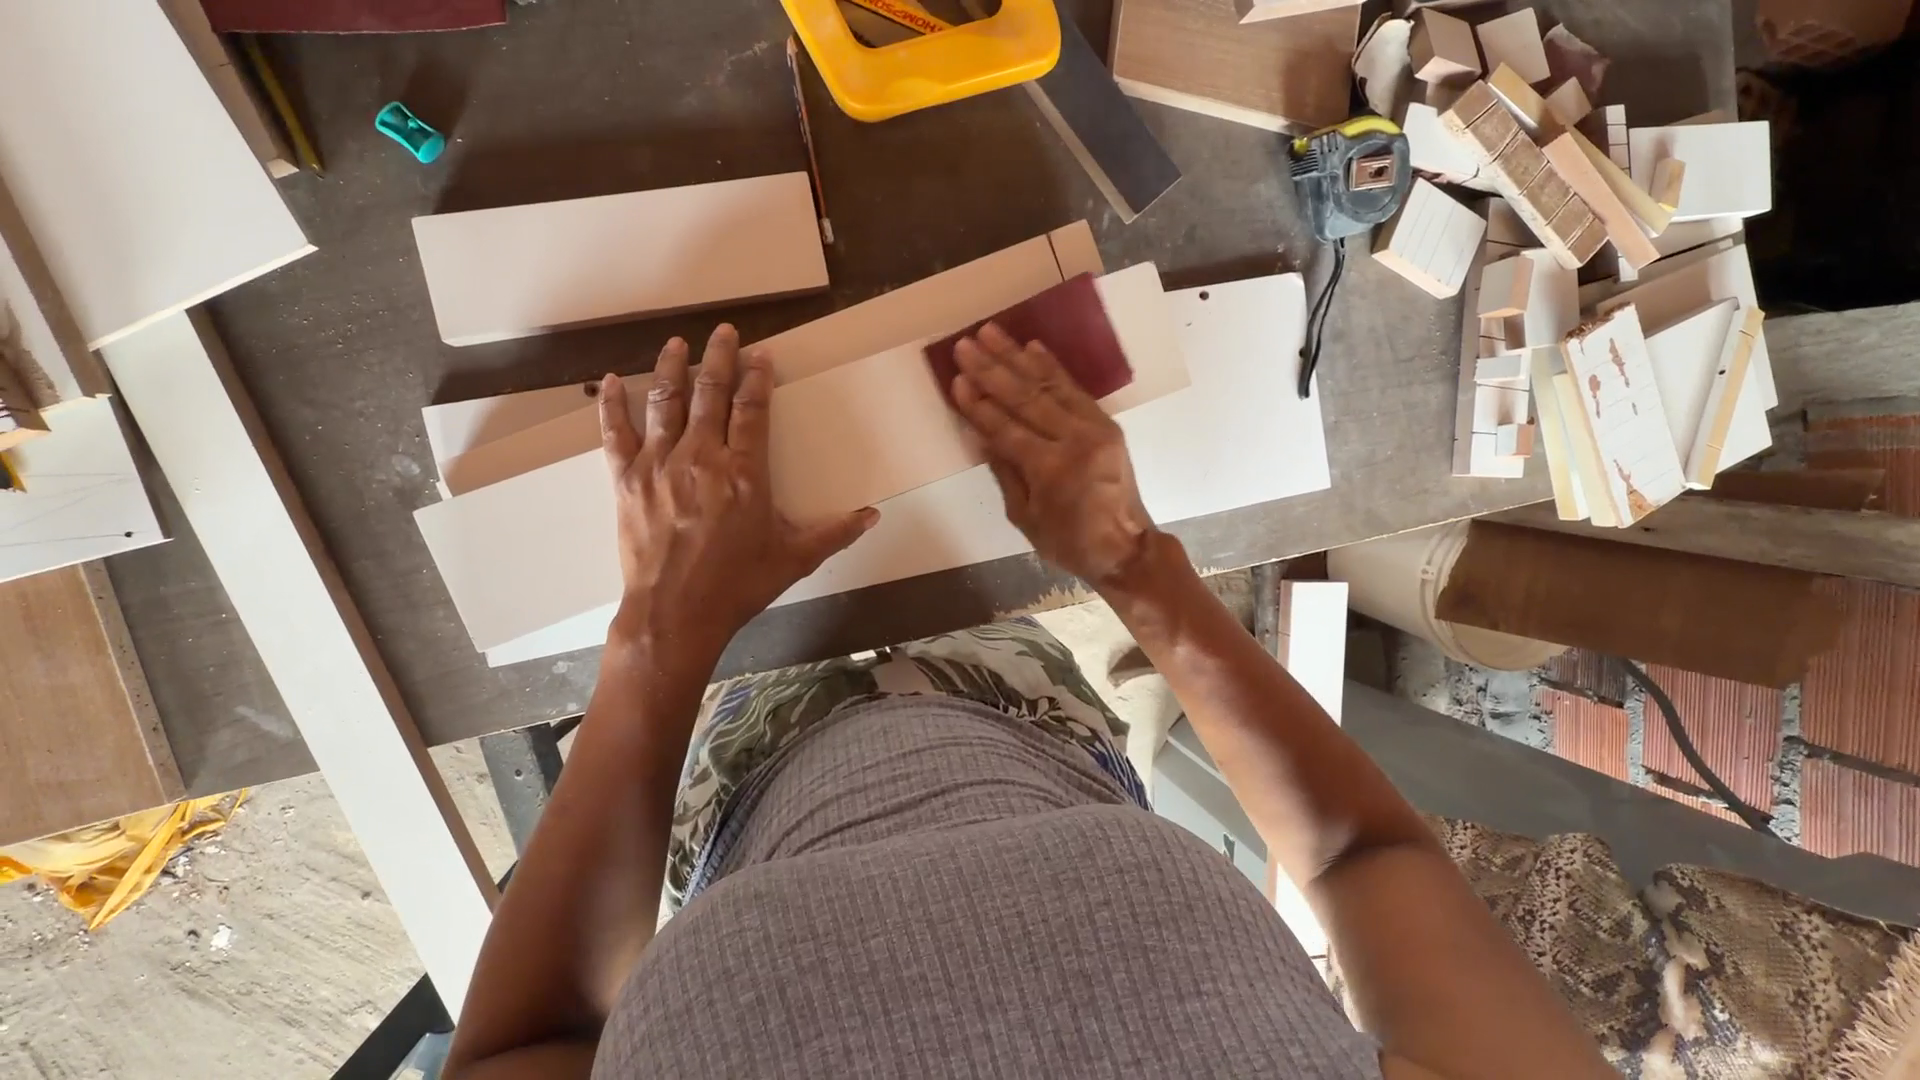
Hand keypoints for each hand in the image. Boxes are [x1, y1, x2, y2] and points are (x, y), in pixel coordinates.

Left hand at [599, 325, 877, 659]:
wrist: (675, 614)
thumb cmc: (738, 586)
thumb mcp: (794, 559)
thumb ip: (835, 533)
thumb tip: (872, 515)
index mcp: (745, 473)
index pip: (752, 409)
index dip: (757, 377)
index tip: (760, 354)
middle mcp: (702, 457)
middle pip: (709, 392)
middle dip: (718, 357)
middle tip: (723, 332)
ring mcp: (660, 464)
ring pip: (665, 401)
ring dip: (671, 367)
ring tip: (676, 343)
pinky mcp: (626, 480)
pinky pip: (616, 433)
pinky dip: (612, 404)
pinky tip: (611, 381)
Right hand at [949, 323, 1160, 588]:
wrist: (1126, 548)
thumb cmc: (1070, 542)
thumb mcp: (1025, 517)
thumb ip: (1005, 472)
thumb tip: (982, 434)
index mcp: (1051, 469)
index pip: (1006, 429)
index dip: (978, 405)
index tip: (956, 380)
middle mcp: (1075, 441)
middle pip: (1026, 398)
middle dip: (992, 370)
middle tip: (965, 345)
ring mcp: (1095, 428)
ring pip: (1049, 385)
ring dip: (1017, 357)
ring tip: (991, 333)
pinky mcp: (1106, 424)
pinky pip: (1074, 389)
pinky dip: (1052, 367)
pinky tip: (1032, 347)